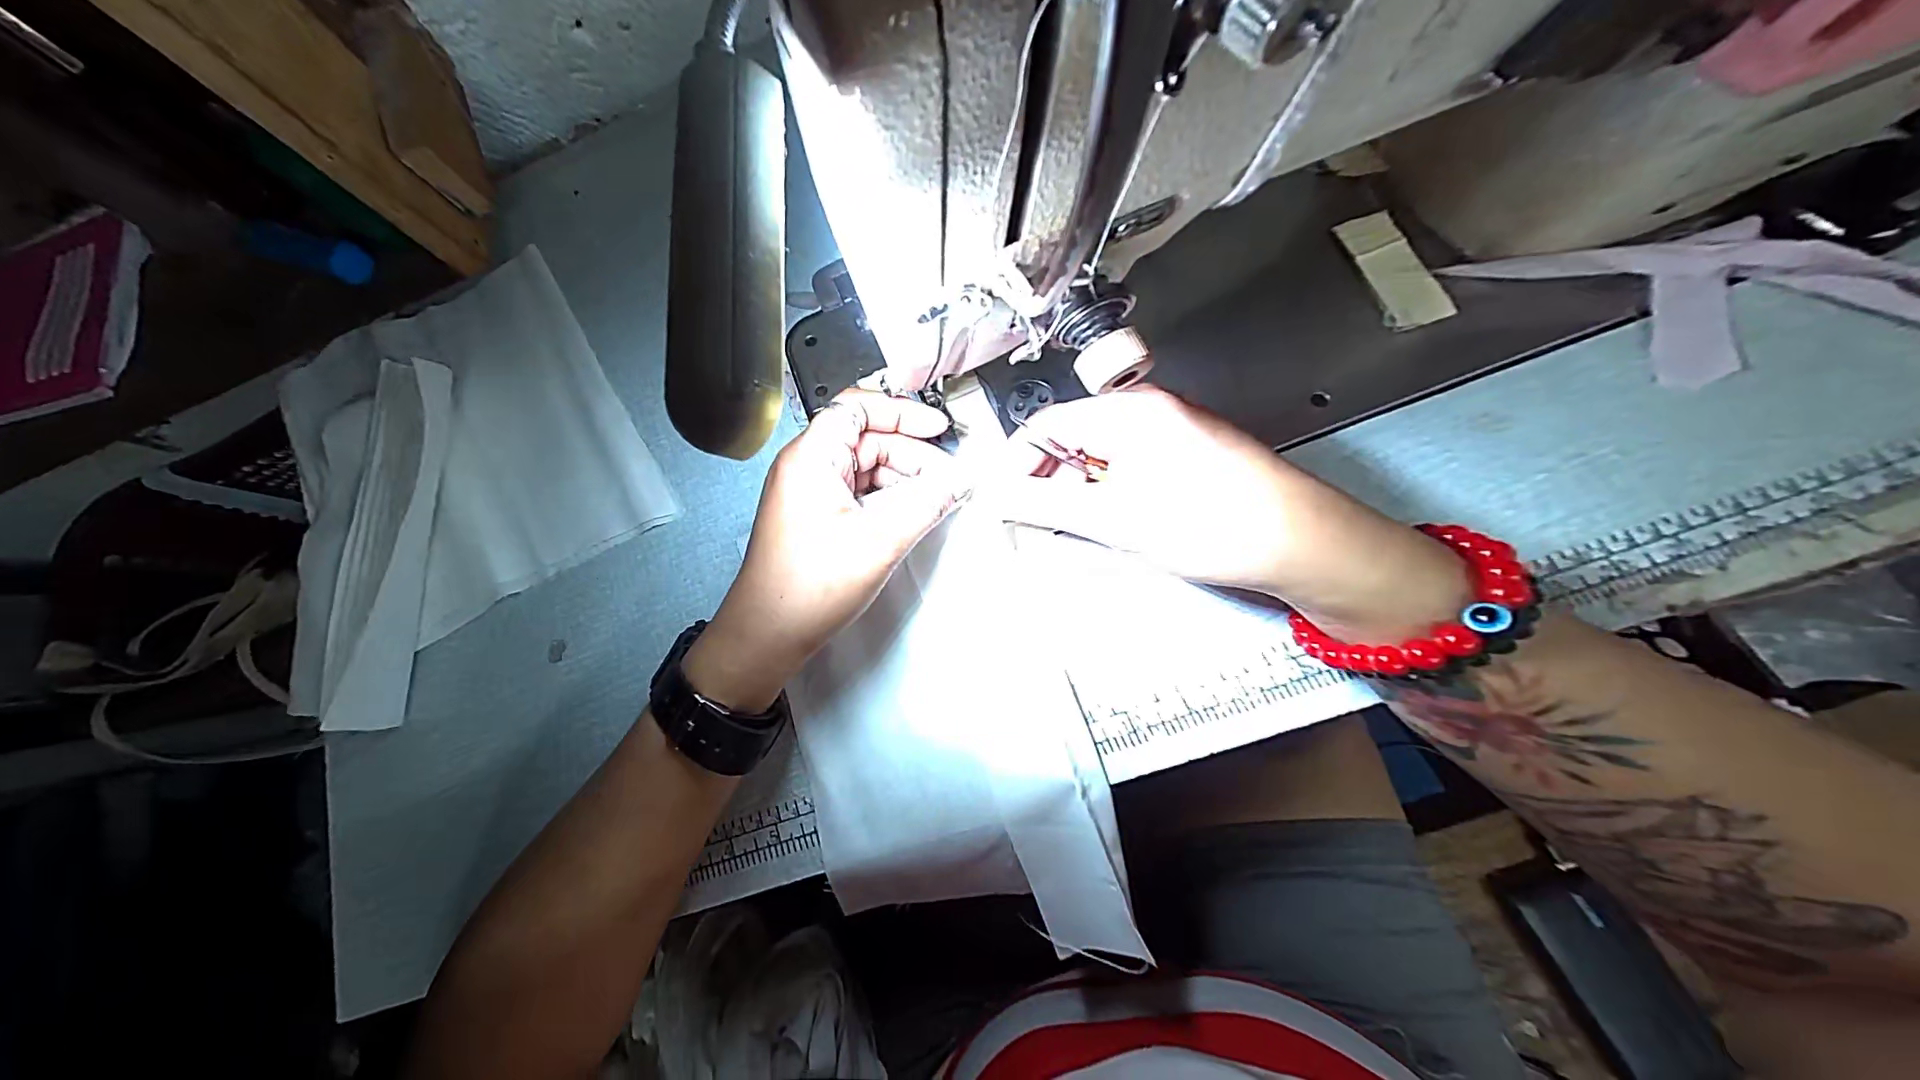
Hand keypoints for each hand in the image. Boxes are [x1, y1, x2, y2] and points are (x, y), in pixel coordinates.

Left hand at [685, 390, 967, 709]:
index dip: (901, 412)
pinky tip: (911, 514)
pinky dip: (888, 499)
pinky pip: (860, 493)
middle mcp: (806, 470)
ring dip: (902, 479)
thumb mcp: (881, 540)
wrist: (770, 632)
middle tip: (945, 474)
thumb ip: (928, 503)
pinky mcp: (817, 517)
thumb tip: (958, 480)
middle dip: (910, 453)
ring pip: (866, 468)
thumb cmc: (802, 590)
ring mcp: (810, 494)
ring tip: (934, 499)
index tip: (935, 426)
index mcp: (811, 459)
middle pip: (867, 439)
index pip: (858, 408)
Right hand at [992, 386, 1469, 640]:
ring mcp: (1172, 435)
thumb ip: (1046, 504)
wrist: (1302, 543)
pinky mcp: (1188, 459)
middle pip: (1071, 443)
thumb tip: (999, 495)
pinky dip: (1114, 501)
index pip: (1044, 426)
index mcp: (1127, 413)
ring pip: (1101, 464)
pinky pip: (1131, 474)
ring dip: (1082, 499)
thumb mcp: (1115, 520)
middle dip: (1050, 487)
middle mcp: (1149, 413)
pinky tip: (1123, 532)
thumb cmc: (1219, 525)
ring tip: (1088, 537)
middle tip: (1043, 528)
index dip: (1017, 467)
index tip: (1005, 503)